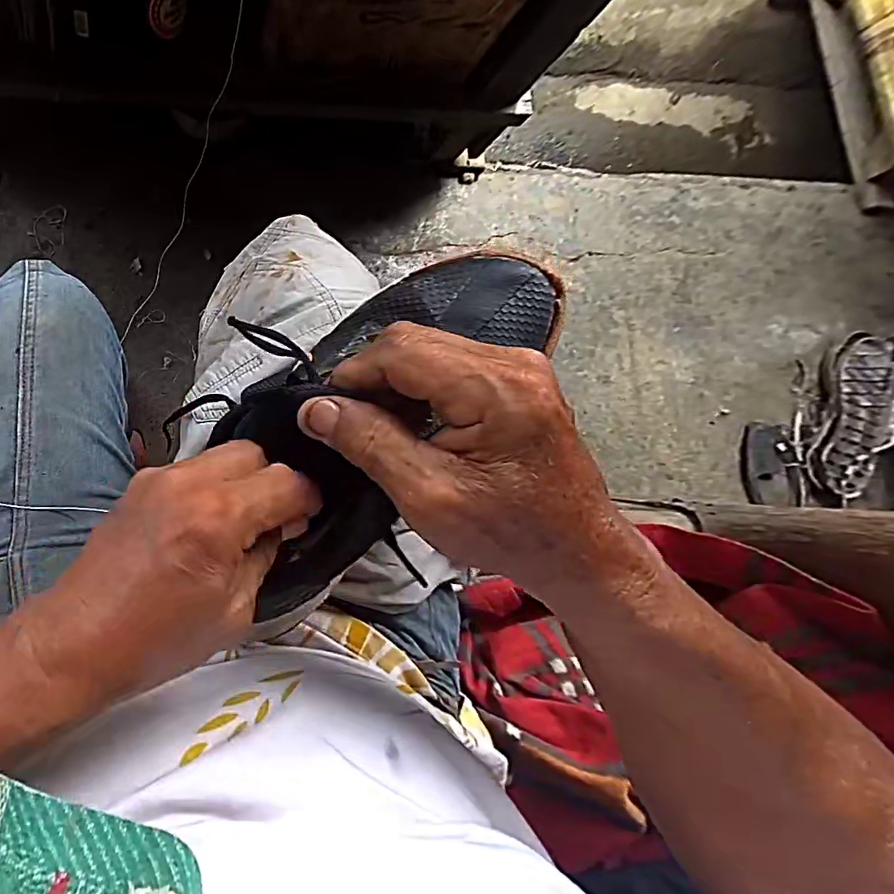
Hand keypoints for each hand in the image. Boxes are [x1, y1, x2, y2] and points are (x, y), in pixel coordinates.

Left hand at [10, 441, 320, 705]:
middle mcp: (187, 483)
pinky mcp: (138, 484)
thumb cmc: (152, 639)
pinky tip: (205, 523)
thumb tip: (280, 530)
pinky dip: (209, 486)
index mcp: (217, 516)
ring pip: (221, 455)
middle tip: (276, 519)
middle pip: (254, 452)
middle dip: (274, 480)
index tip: (308, 516)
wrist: (80, 639)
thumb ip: (265, 558)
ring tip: (238, 524)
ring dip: (240, 481)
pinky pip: (190, 469)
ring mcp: (158, 478)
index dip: (308, 499)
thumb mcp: (234, 611)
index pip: (286, 480)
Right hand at [296, 322, 653, 603]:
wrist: (577, 552)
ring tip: (378, 427)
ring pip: (424, 348)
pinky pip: (446, 362)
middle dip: (369, 377)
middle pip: (410, 341)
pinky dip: (415, 386)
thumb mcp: (428, 496)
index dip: (351, 375)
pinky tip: (409, 422)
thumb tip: (317, 409)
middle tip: (347, 422)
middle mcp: (511, 363)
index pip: (398, 350)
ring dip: (391, 382)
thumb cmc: (514, 535)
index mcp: (496, 388)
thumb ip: (368, 443)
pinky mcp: (513, 377)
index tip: (325, 410)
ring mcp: (516, 366)